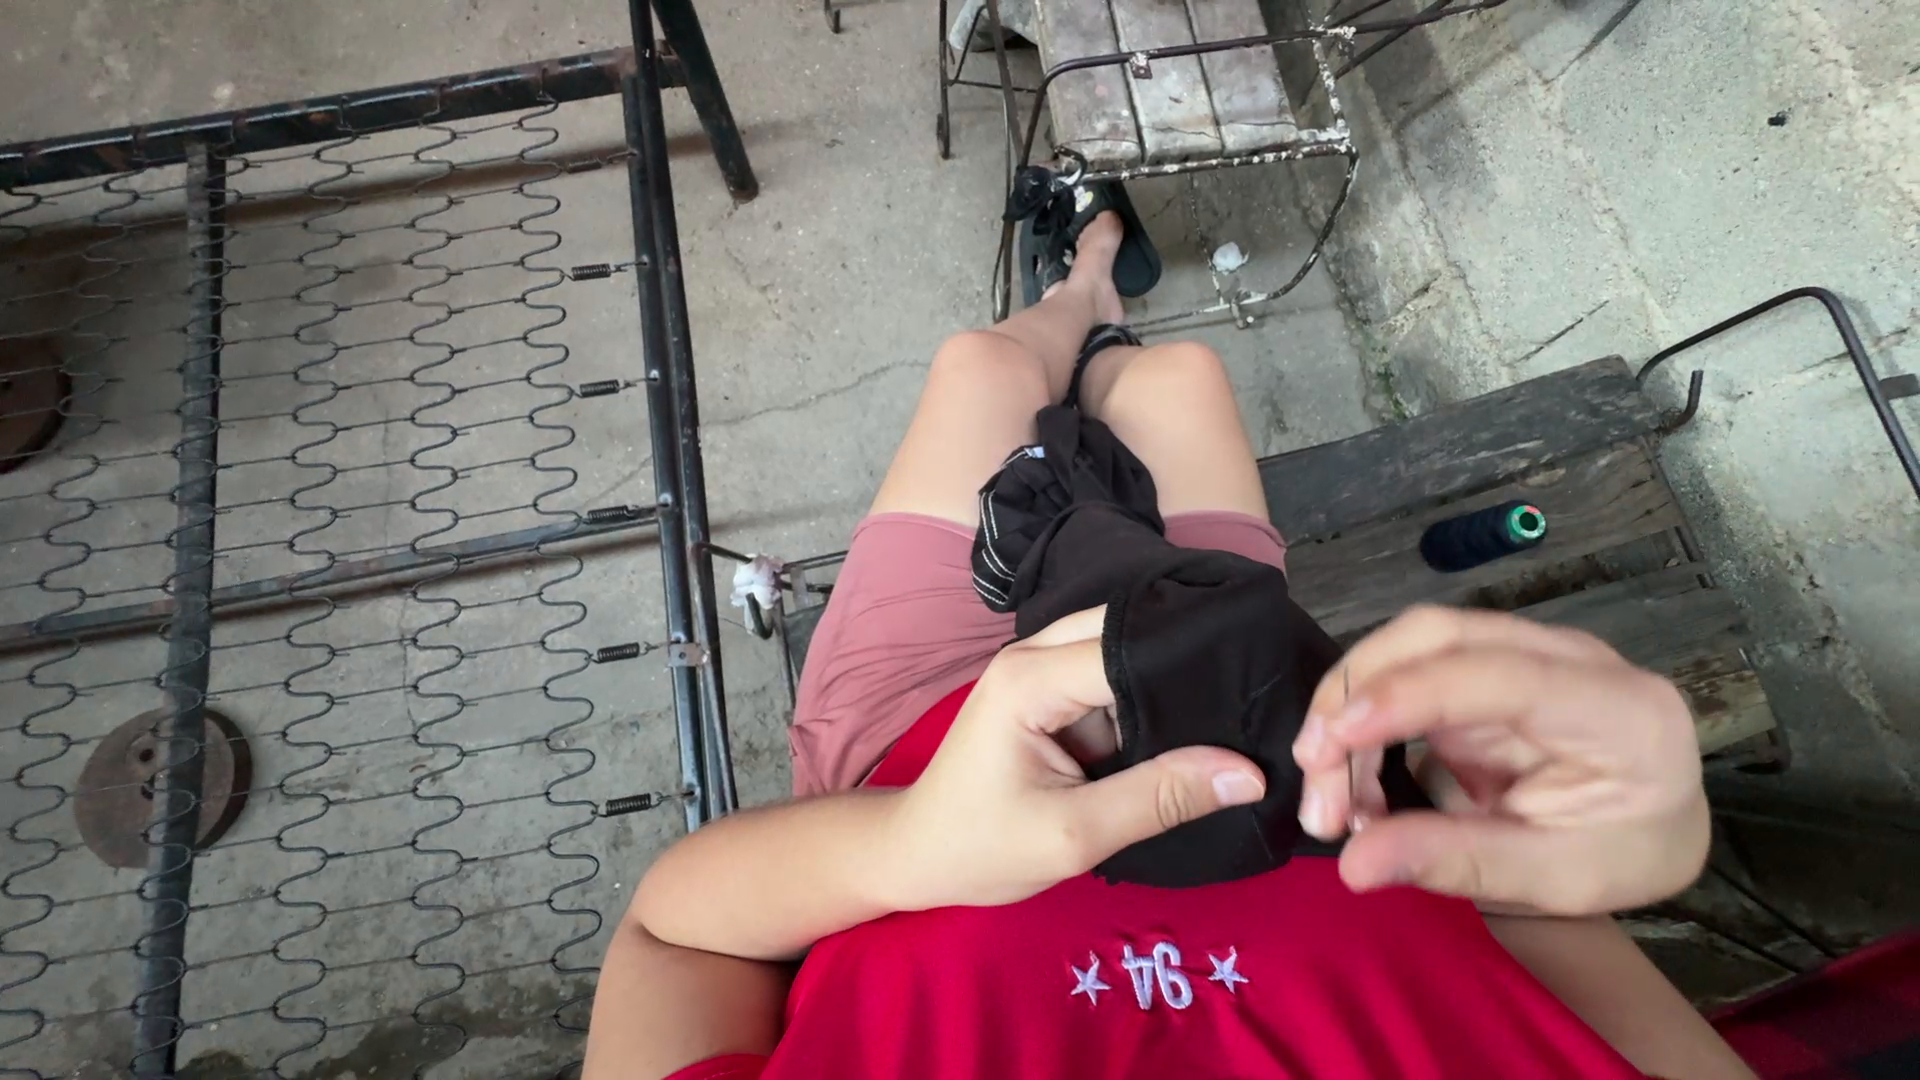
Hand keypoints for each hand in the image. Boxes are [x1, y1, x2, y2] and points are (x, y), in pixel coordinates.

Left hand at [885, 607, 1266, 909]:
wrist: (919, 855)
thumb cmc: (982, 847)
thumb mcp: (1075, 833)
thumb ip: (1159, 798)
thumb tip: (1247, 772)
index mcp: (1030, 678)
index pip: (1126, 645)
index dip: (1189, 659)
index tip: (1254, 677)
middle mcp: (1031, 656)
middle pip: (1122, 632)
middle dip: (1178, 660)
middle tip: (1248, 691)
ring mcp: (1035, 672)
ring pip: (1117, 654)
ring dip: (1161, 682)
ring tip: (1227, 710)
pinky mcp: (1044, 695)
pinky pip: (1105, 682)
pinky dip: (1139, 703)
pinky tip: (1181, 729)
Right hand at [1292, 606, 1708, 915]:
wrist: (1637, 819)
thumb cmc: (1616, 850)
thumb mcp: (1552, 877)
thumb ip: (1455, 861)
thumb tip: (1352, 864)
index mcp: (1618, 711)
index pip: (1499, 678)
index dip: (1407, 697)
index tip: (1333, 740)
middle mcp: (1566, 657)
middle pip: (1435, 636)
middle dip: (1354, 690)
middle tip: (1312, 763)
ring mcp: (1514, 646)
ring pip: (1403, 642)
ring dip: (1344, 702)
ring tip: (1322, 782)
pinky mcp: (1471, 656)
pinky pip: (1396, 665)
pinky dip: (1357, 711)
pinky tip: (1346, 767)